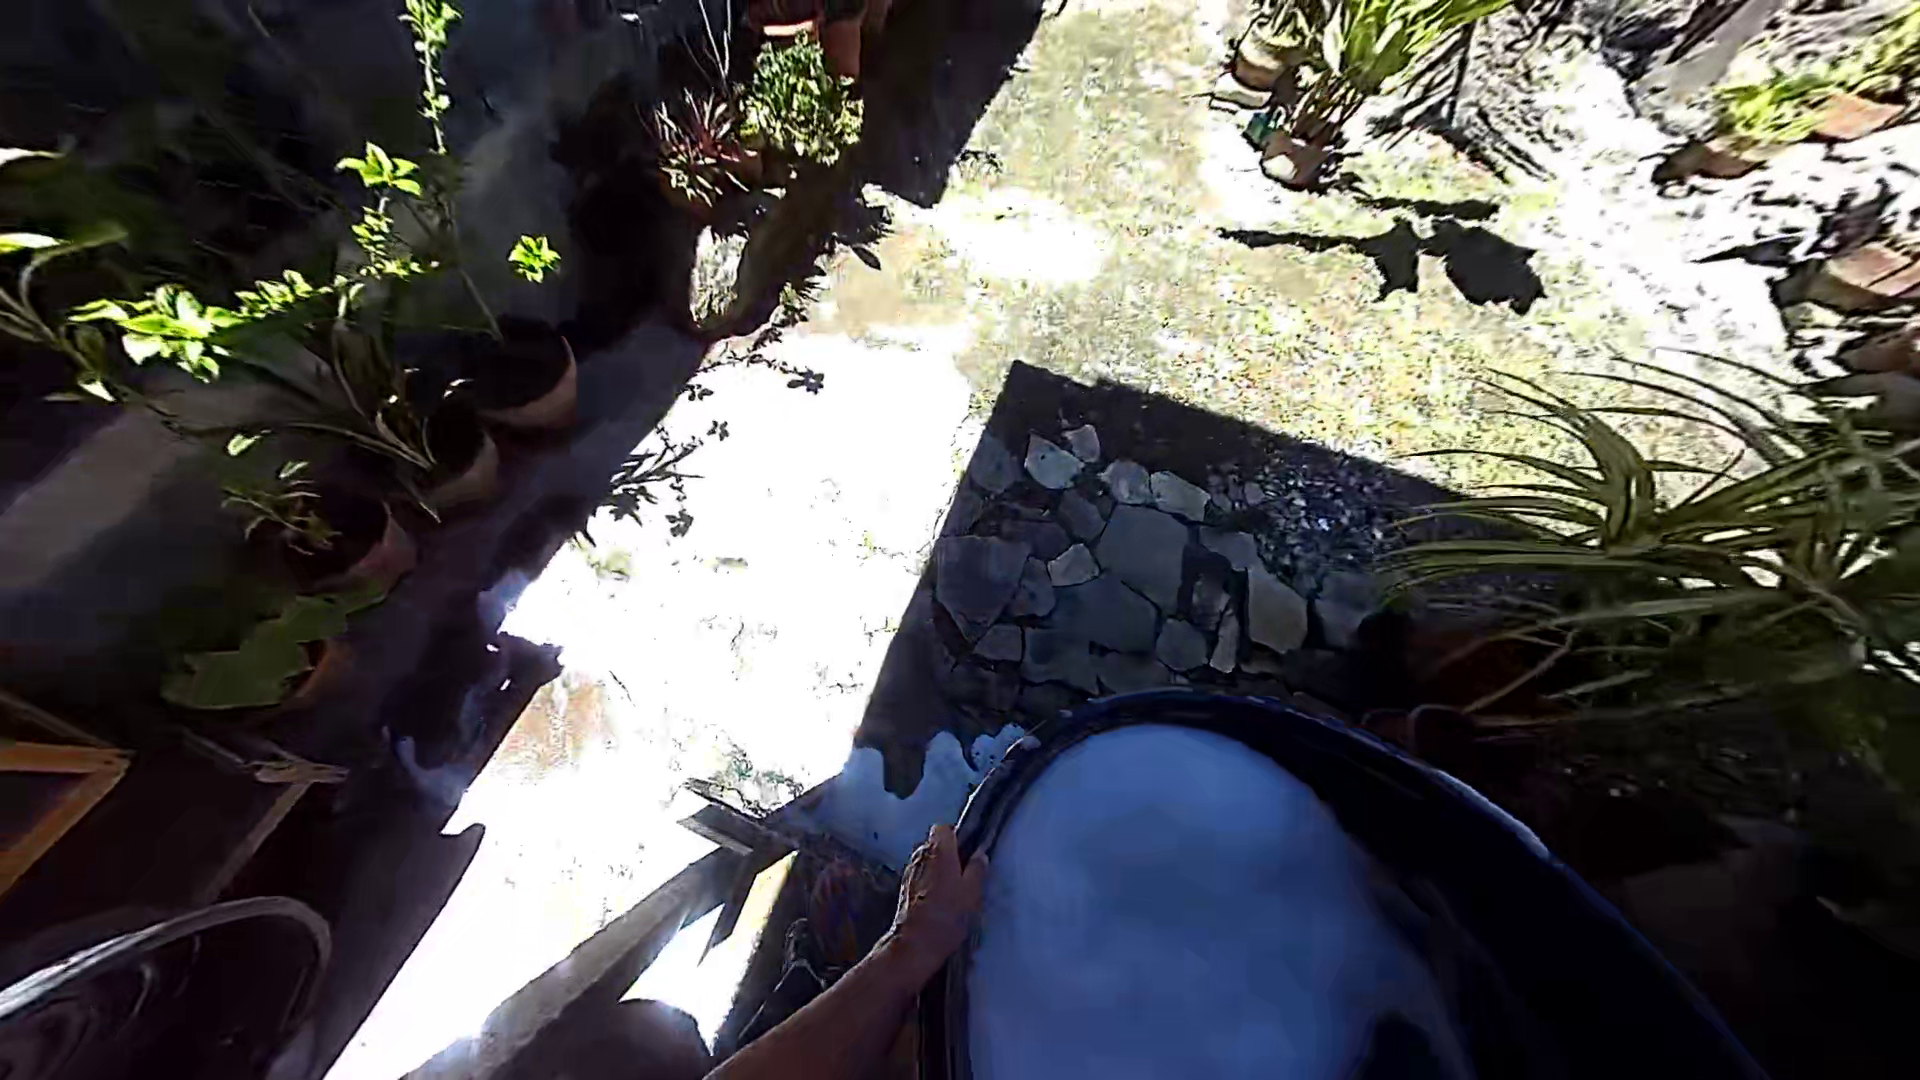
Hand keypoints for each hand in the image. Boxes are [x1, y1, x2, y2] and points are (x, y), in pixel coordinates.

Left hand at [886, 824, 988, 981]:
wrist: (914, 945)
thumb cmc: (946, 915)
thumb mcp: (972, 892)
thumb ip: (977, 869)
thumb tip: (980, 855)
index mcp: (939, 849)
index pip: (944, 827)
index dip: (956, 836)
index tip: (967, 851)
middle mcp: (921, 854)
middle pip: (935, 844)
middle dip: (948, 854)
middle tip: (963, 873)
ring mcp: (910, 871)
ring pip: (927, 860)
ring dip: (937, 869)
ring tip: (951, 890)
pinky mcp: (904, 888)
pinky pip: (920, 876)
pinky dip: (928, 882)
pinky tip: (938, 901)